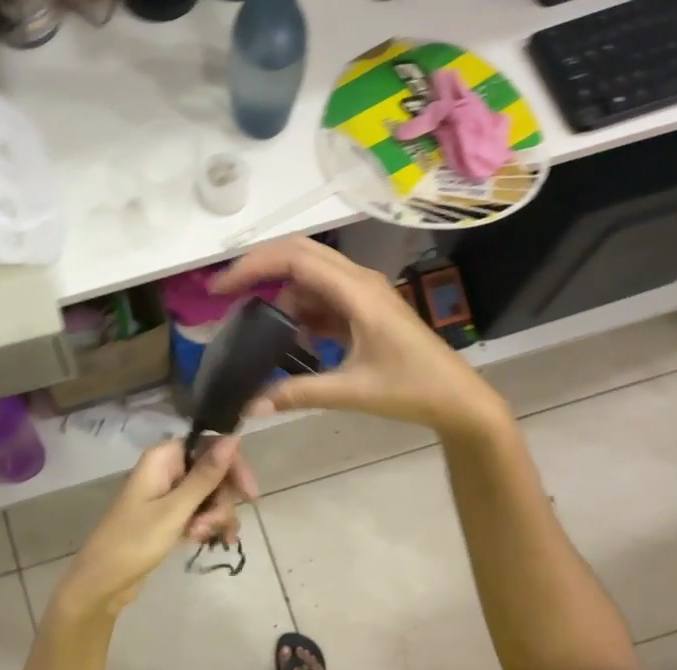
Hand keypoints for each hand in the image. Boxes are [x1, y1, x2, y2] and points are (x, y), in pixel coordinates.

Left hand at [52, 436, 257, 617]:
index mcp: (162, 458)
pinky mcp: (168, 517)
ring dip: (213, 517)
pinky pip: (198, 513)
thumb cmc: (135, 542)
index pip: (209, 446)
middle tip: (214, 526)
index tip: (249, 495)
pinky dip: (205, 526)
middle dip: (220, 501)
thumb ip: (205, 476)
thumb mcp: (175, 510)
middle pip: (212, 473)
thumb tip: (232, 438)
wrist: (103, 581)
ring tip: (200, 538)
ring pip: (209, 497)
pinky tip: (205, 543)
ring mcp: (167, 495)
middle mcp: (166, 470)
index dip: (232, 467)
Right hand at [212, 237, 507, 435]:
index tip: (220, 288)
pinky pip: (323, 301)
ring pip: (310, 280)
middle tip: (226, 296)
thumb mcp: (351, 392)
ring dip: (281, 299)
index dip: (253, 266)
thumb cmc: (411, 389)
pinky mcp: (365, 311)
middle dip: (259, 269)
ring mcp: (363, 296)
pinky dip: (300, 315)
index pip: (296, 260)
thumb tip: (250, 406)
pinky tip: (289, 344)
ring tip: (255, 331)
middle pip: (300, 256)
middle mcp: (359, 283)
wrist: (456, 398)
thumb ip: (298, 394)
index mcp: (358, 293)